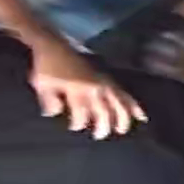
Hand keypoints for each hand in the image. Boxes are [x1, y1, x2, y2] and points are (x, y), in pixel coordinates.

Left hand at [28, 35, 144, 138]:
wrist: (56, 47)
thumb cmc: (47, 67)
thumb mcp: (41, 83)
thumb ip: (49, 100)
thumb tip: (53, 114)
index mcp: (77, 89)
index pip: (82, 112)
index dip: (79, 123)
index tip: (74, 128)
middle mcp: (95, 89)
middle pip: (104, 113)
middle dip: (102, 126)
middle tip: (98, 136)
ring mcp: (106, 85)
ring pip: (120, 107)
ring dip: (122, 121)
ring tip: (121, 130)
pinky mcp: (111, 82)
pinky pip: (127, 96)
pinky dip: (135, 107)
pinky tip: (142, 117)